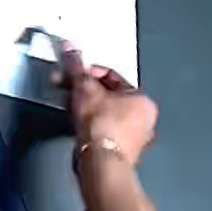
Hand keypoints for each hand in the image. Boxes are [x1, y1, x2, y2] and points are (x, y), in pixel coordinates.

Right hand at [60, 45, 157, 166]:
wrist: (100, 163)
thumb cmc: (100, 122)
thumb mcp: (85, 87)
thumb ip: (76, 66)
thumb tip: (70, 47)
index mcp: (143, 100)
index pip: (111, 75)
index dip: (88, 71)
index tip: (73, 74)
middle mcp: (144, 119)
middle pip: (108, 94)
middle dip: (84, 88)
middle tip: (67, 87)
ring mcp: (134, 138)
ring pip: (104, 111)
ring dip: (85, 104)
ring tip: (68, 104)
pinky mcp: (120, 152)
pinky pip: (103, 127)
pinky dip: (89, 121)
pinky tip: (75, 121)